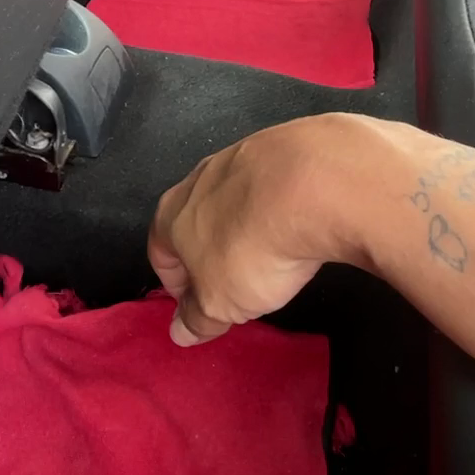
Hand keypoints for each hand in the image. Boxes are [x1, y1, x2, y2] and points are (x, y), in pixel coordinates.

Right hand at [147, 113, 423, 345]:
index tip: (196, 303)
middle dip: (212, 249)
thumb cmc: (251, 247)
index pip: (159, 248)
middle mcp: (203, 175)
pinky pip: (277, 180)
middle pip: (198, 217)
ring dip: (249, 222)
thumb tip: (180, 331)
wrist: (315, 183)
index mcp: (173, 211)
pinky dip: (284, 201)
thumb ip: (197, 318)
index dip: (174, 280)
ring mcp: (245, 154)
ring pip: (238, 195)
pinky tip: (304, 222)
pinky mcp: (287, 143)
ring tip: (275, 251)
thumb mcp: (220, 302)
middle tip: (236, 281)